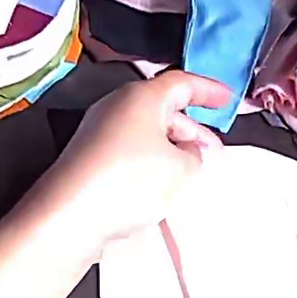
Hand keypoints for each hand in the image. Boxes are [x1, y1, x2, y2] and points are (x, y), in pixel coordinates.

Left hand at [22, 71, 232, 252]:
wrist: (71, 215)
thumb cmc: (128, 182)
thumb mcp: (181, 168)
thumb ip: (197, 156)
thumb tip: (193, 152)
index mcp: (142, 96)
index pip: (183, 82)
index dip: (208, 90)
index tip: (226, 99)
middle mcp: (118, 107)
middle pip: (164, 109)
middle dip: (192, 128)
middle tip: (213, 151)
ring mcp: (101, 132)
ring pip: (148, 132)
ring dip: (173, 148)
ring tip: (192, 172)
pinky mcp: (92, 158)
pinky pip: (132, 150)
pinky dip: (153, 161)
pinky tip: (163, 184)